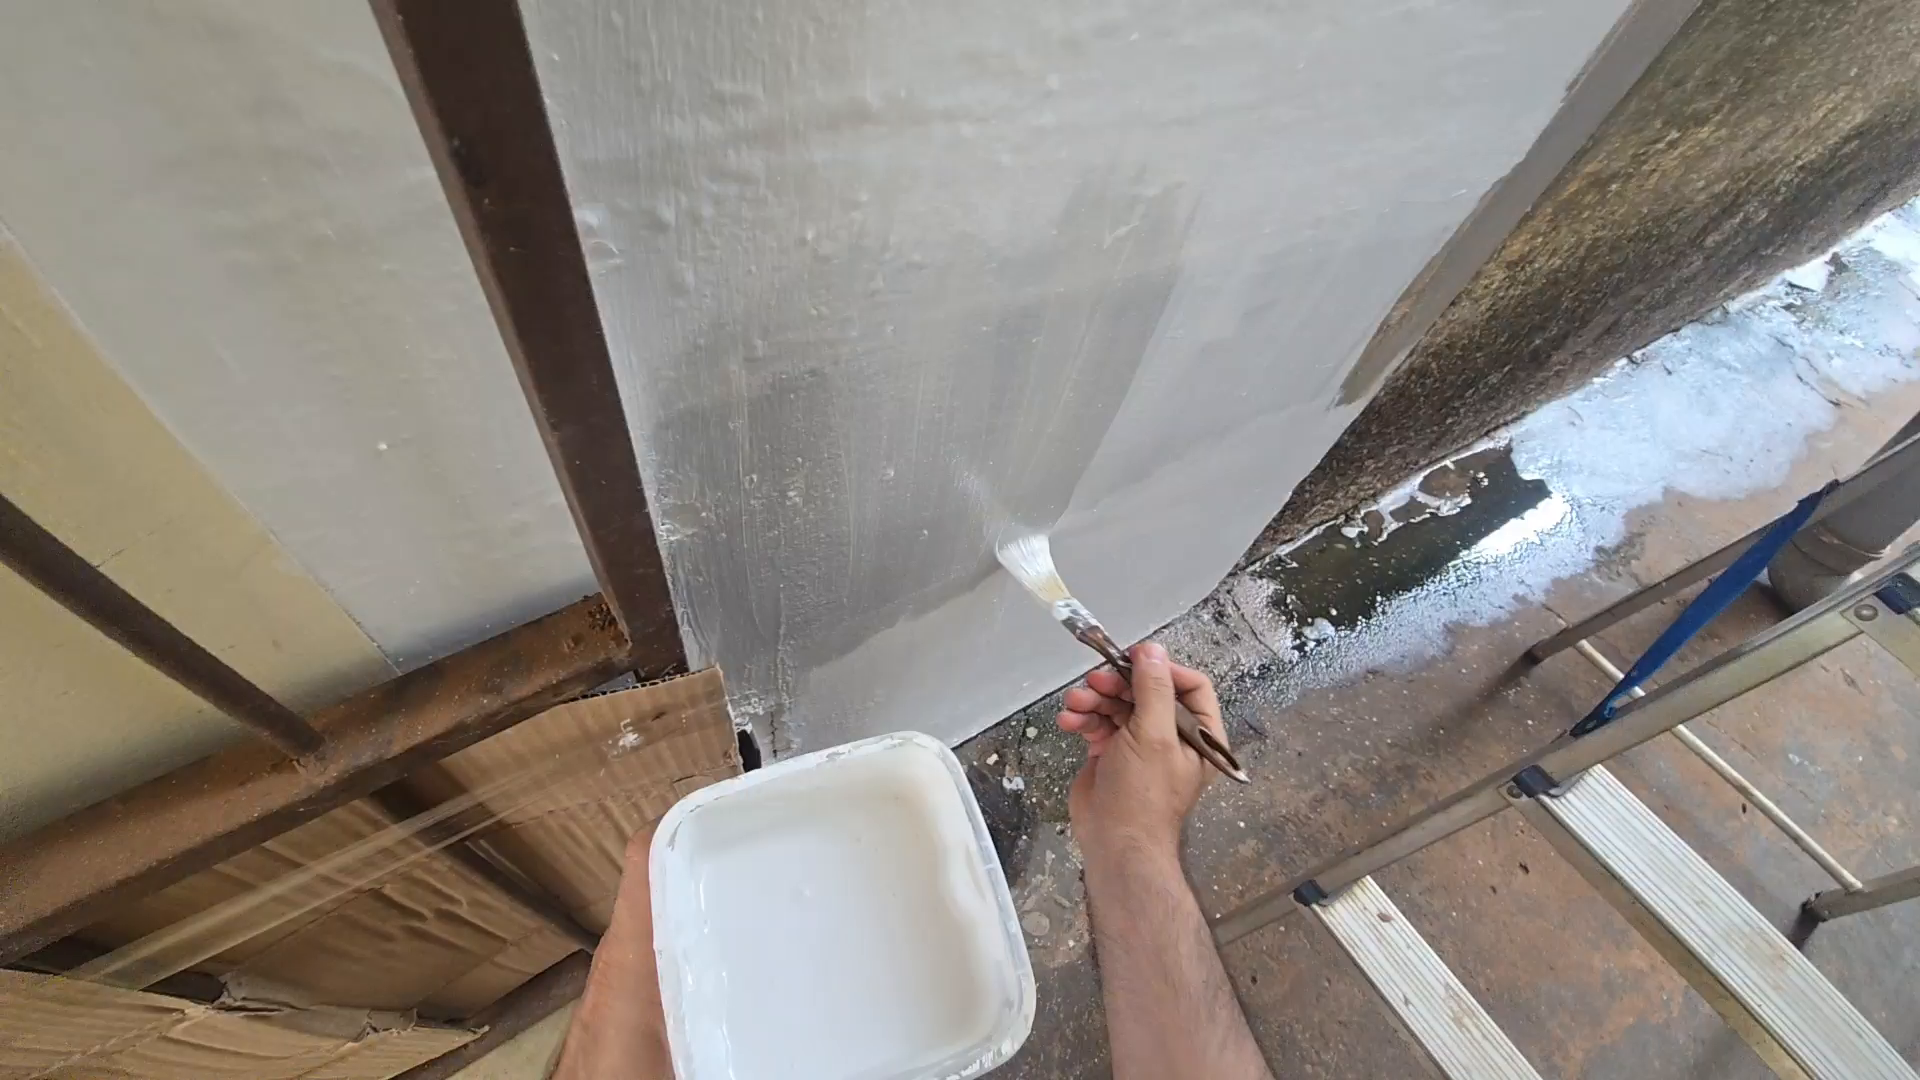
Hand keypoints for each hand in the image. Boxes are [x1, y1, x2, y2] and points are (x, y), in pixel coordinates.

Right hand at [1056, 641, 1227, 864]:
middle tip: (1093, 681)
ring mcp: (1139, 744)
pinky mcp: (1112, 752)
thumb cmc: (1143, 793)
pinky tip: (1068, 721)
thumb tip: (1153, 650)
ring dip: (1093, 699)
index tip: (1133, 658)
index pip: (1189, 686)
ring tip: (1074, 703)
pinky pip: (1098, 722)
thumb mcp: (1153, 735)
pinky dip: (1082, 718)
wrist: (1114, 843)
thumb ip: (1154, 689)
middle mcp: (1171, 735)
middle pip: (1145, 690)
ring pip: (1117, 704)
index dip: (1162, 668)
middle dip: (1117, 684)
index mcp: (1197, 734)